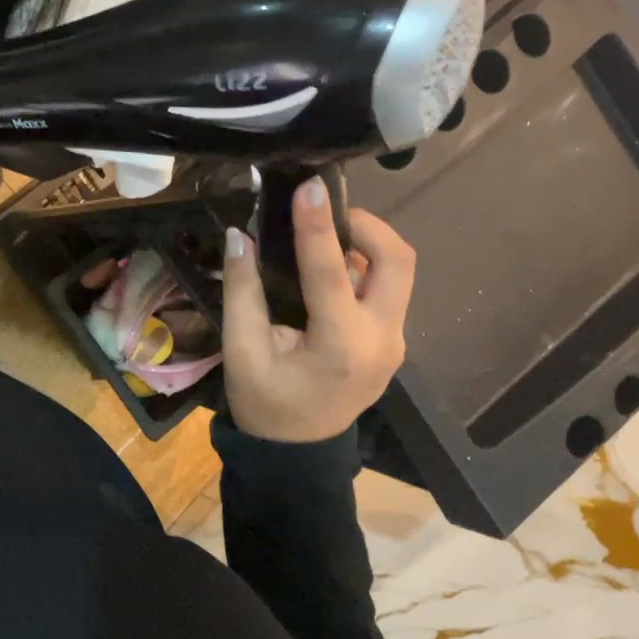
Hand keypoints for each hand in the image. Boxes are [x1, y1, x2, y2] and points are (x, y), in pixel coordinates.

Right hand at [219, 179, 414, 442]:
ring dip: (368, 245)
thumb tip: (239, 237)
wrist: (295, 452)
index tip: (308, 186)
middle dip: (367, 226)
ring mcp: (395, 342)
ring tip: (324, 237)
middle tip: (326, 213)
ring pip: (399, 273)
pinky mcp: (392, 342)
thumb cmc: (263, 403)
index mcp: (341, 344)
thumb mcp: (242, 349)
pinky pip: (388, 291)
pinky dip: (364, 268)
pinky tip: (329, 269)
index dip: (318, 224)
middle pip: (398, 261)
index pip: (332, 270)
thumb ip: (243, 291)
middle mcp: (382, 339)